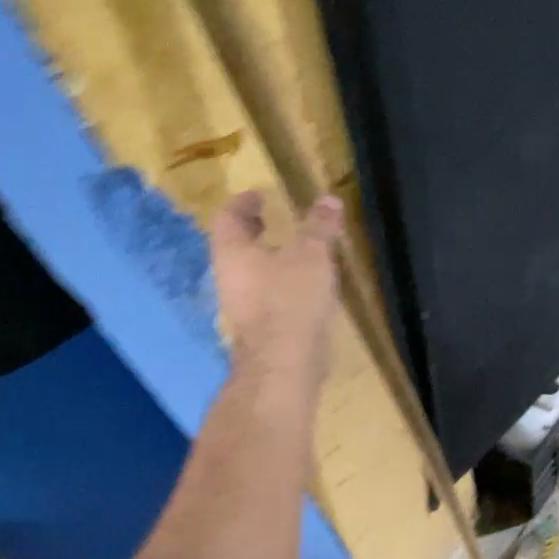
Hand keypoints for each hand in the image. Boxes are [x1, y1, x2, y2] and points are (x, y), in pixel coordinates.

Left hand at [210, 191, 342, 389]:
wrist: (284, 363)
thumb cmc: (292, 300)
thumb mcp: (312, 255)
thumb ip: (320, 226)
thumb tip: (329, 199)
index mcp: (233, 252)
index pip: (229, 217)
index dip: (244, 202)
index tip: (259, 195)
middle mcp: (230, 277)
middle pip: (235, 245)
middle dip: (253, 231)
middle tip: (271, 219)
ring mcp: (242, 306)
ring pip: (250, 273)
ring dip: (267, 259)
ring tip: (294, 252)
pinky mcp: (259, 329)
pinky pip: (265, 296)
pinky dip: (279, 283)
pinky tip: (302, 287)